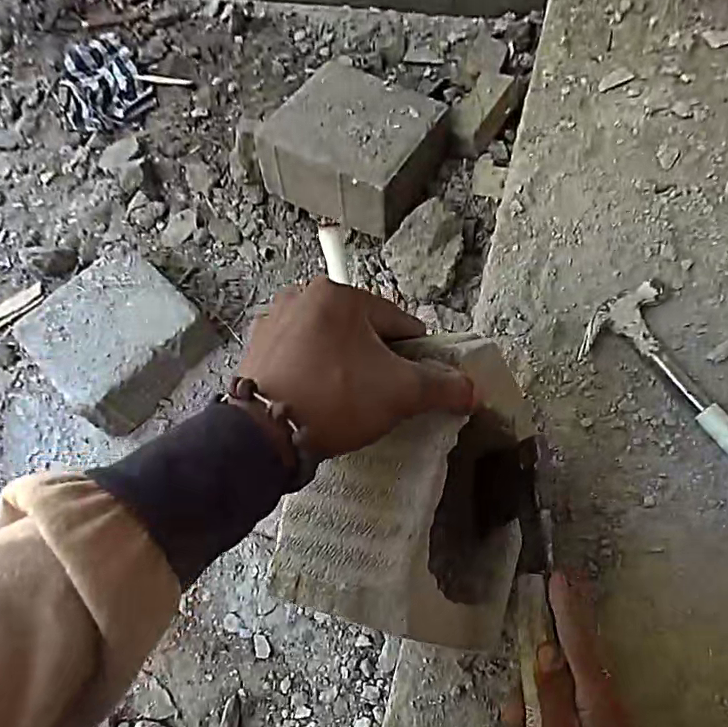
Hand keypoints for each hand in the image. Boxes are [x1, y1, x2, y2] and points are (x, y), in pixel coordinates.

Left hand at [237, 278, 474, 458]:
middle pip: (362, 333)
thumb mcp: (401, 392)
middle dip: (376, 364)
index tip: (415, 384)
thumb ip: (442, 386)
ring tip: (347, 403)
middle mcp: (302, 297)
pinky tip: (319, 401)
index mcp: (339, 294)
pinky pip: (301, 359)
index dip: (416, 357)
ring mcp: (273, 322)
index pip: (399, 323)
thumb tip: (471, 389)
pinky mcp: (256, 350)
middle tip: (378, 398)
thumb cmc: (335, 399)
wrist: (264, 432)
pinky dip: (315, 375)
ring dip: (345, 368)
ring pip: (330, 346)